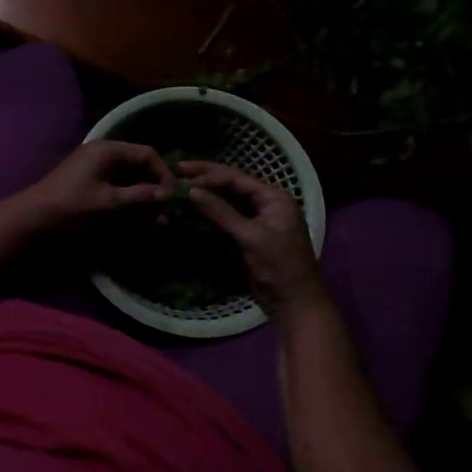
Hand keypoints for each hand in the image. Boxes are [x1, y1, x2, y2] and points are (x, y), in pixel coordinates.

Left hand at [10, 141, 174, 231]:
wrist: (33, 218)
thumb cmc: (72, 206)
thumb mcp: (110, 202)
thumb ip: (141, 197)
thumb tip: (168, 196)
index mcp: (108, 150)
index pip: (147, 154)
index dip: (163, 174)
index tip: (172, 196)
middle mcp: (102, 152)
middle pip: (138, 164)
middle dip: (154, 187)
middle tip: (166, 208)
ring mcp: (94, 166)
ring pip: (128, 177)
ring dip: (142, 195)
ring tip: (155, 218)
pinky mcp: (88, 180)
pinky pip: (116, 185)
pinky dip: (128, 199)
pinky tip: (136, 217)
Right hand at [180, 162, 324, 313]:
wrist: (293, 302)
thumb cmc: (278, 265)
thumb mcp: (250, 236)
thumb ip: (221, 212)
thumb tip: (192, 191)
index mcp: (274, 197)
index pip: (236, 178)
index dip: (209, 174)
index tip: (182, 174)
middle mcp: (267, 203)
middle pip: (232, 184)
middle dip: (207, 177)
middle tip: (178, 169)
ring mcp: (258, 219)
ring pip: (229, 199)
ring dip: (207, 193)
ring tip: (182, 184)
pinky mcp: (250, 234)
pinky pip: (228, 216)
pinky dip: (212, 210)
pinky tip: (194, 206)